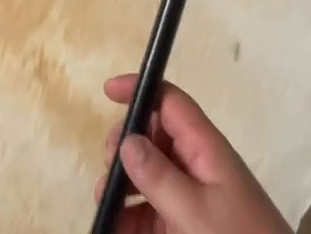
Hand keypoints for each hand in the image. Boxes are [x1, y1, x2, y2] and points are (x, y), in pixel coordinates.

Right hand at [95, 75, 292, 233]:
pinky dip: (128, 215)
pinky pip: (149, 211)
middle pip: (154, 138)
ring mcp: (190, 197)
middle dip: (125, 145)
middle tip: (109, 166)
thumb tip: (127, 139)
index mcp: (204, 148)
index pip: (170, 102)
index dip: (141, 90)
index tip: (107, 91)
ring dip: (122, 184)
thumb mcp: (193, 209)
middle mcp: (196, 165)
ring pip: (148, 176)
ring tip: (105, 202)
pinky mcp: (184, 226)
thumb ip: (158, 175)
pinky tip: (112, 225)